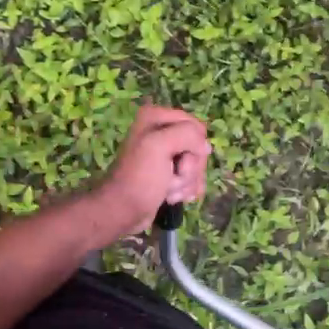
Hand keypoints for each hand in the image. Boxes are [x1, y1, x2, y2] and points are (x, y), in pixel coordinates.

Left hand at [89, 105, 211, 236]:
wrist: (123, 211)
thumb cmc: (140, 177)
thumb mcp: (160, 145)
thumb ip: (187, 134)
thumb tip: (205, 147)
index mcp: (155, 117)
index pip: (195, 126)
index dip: (195, 146)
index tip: (181, 162)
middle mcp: (160, 131)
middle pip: (196, 147)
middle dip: (190, 167)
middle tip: (174, 178)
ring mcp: (164, 154)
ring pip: (195, 164)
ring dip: (187, 182)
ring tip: (170, 191)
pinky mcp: (167, 173)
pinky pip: (191, 178)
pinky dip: (185, 189)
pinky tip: (173, 197)